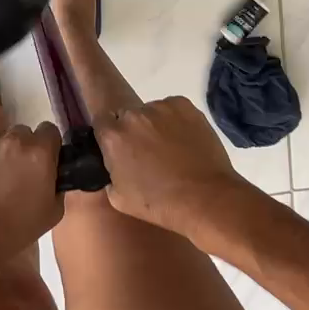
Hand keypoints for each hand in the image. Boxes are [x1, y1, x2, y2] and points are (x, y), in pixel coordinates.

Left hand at [0, 122, 63, 262]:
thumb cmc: (16, 229)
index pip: (49, 131)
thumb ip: (58, 182)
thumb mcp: (53, 211)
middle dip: (21, 149)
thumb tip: (52, 169)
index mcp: (40, 153)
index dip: (46, 145)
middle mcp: (15, 138)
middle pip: (22, 133)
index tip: (40, 160)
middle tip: (14, 172)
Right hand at [95, 96, 257, 237]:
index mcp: (113, 136)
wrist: (206, 199)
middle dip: (134, 132)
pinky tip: (186, 142)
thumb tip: (113, 162)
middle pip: (127, 117)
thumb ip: (109, 172)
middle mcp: (133, 114)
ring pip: (151, 113)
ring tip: (172, 150)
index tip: (121, 148)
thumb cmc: (160, 203)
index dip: (110, 134)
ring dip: (156, 126)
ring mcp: (161, 107)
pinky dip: (176, 122)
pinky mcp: (184, 105)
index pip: (101, 122)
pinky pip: (172, 110)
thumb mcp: (119, 198)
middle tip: (148, 154)